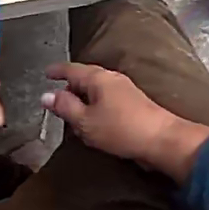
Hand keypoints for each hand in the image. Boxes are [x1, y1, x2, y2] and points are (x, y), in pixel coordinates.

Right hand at [41, 63, 208, 182]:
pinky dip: (95, 104)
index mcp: (97, 78)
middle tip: (56, 100)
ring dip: (83, 98)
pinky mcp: (133, 102)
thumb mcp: (85, 121)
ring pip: (96, 89)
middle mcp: (111, 78)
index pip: (71, 69)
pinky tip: (94, 119)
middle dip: (69, 86)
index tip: (46, 73)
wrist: (162, 140)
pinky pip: (106, 98)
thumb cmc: (120, 129)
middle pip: (84, 77)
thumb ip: (64, 107)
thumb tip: (46, 95)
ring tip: (73, 112)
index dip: (57, 71)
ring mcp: (125, 89)